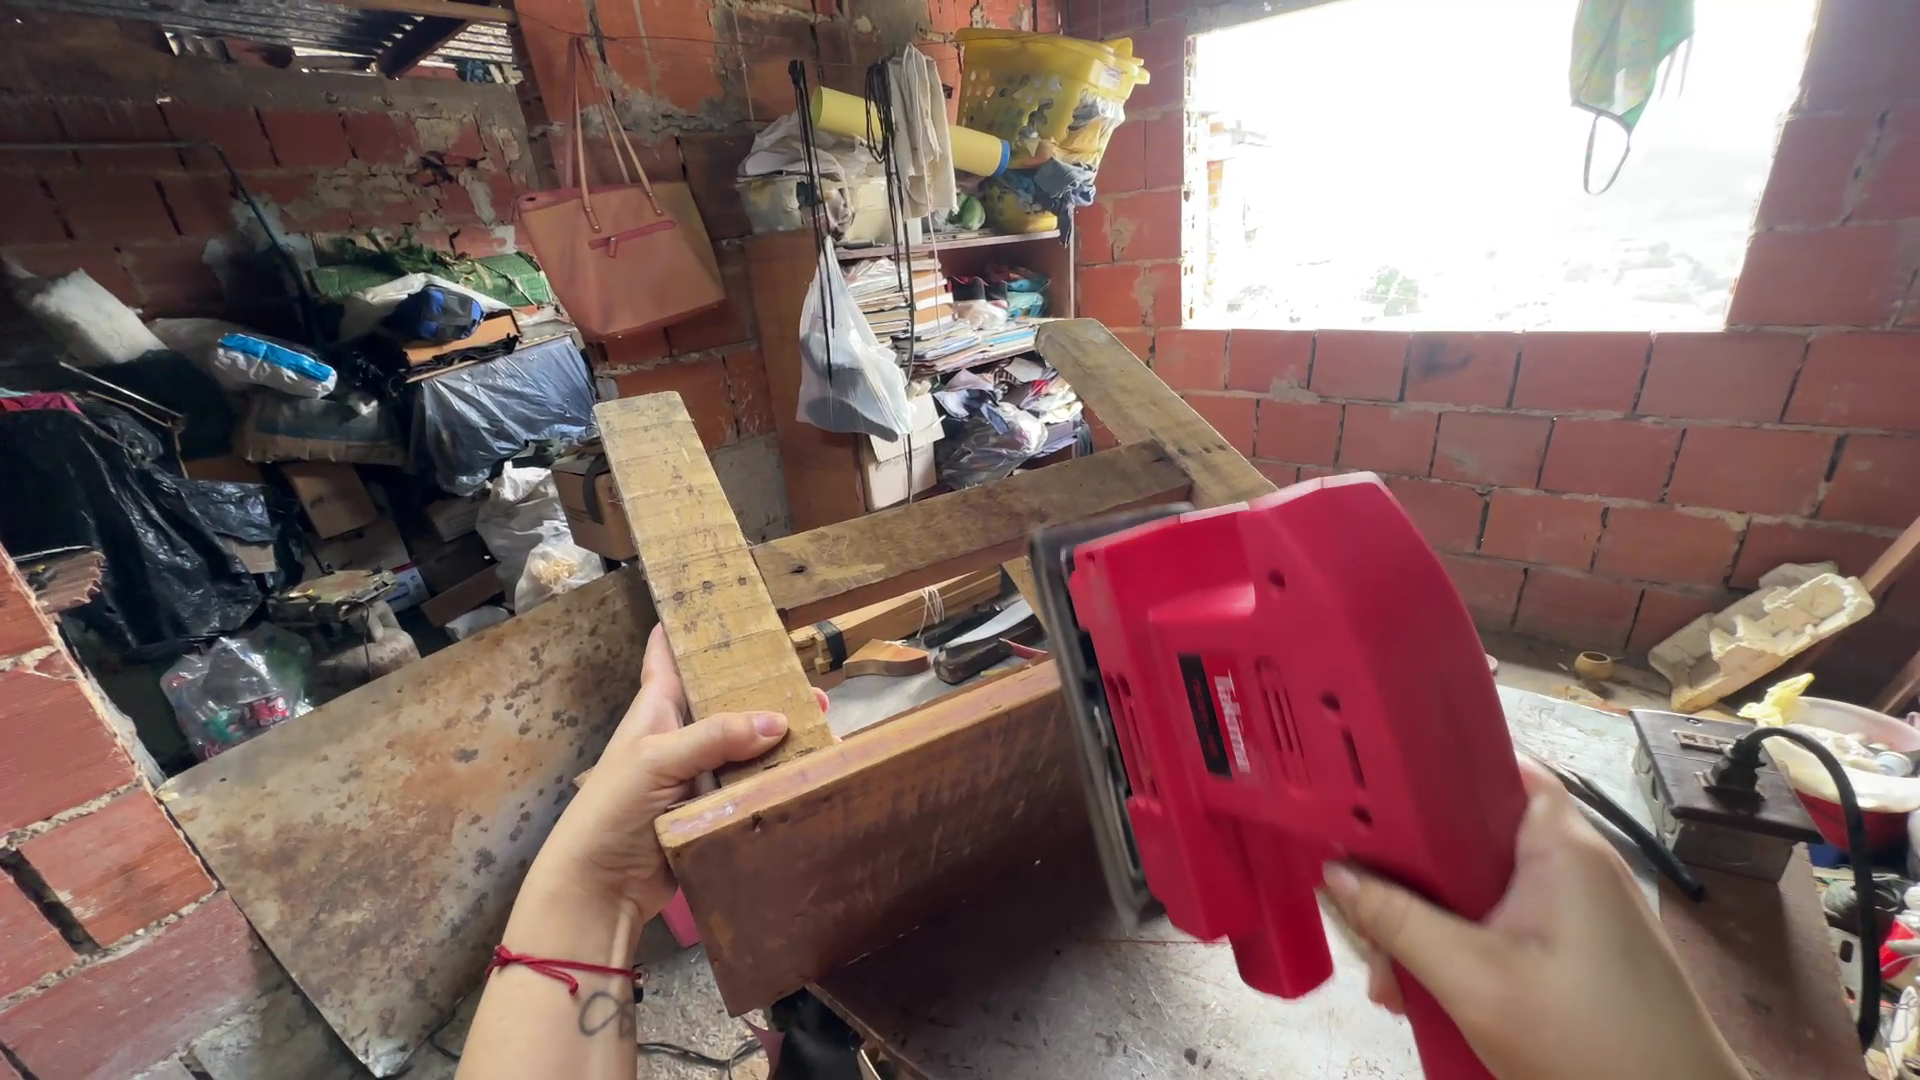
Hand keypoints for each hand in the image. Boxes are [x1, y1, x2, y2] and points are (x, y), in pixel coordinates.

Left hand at [525, 625, 823, 921]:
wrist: (600, 891)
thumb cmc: (612, 811)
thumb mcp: (656, 759)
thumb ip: (715, 735)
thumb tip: (780, 720)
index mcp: (657, 706)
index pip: (669, 652)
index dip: (690, 624)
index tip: (724, 599)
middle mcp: (682, 731)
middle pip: (729, 697)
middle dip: (767, 685)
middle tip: (810, 684)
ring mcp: (700, 769)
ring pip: (748, 739)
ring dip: (783, 732)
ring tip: (823, 722)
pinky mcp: (715, 802)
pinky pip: (753, 778)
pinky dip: (780, 771)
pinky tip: (811, 764)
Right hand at [1320, 758, 1747, 1079]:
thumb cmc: (1592, 1048)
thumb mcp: (1474, 982)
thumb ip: (1396, 920)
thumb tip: (1332, 873)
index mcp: (1560, 849)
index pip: (1494, 765)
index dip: (1430, 764)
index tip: (1368, 786)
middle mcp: (1569, 866)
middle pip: (1464, 833)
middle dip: (1404, 871)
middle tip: (1361, 905)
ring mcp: (1572, 910)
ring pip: (1470, 885)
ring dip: (1420, 920)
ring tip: (1388, 976)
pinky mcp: (1571, 949)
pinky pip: (1491, 922)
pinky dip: (1451, 945)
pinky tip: (1422, 990)